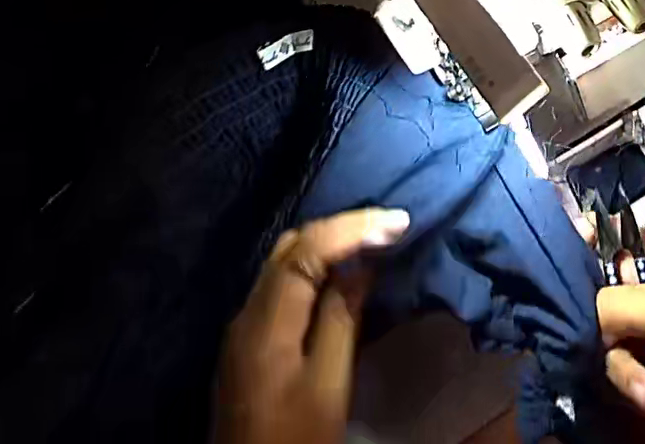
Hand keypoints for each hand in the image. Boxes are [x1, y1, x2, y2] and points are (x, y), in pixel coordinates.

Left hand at [215, 208, 409, 443]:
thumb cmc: (295, 441)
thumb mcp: (328, 386)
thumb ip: (343, 316)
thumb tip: (365, 261)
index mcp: (265, 323)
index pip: (307, 250)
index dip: (355, 227)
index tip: (400, 222)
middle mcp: (247, 313)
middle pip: (292, 244)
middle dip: (343, 225)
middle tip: (390, 226)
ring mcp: (244, 325)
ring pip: (287, 257)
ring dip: (331, 240)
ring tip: (375, 238)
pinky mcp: (251, 337)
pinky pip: (285, 278)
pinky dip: (318, 261)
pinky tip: (345, 268)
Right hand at [597, 232, 644, 442]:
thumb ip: (612, 302)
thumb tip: (577, 316)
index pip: (599, 236)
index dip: (577, 252)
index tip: (561, 278)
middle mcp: (636, 285)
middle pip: (587, 292)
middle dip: (601, 329)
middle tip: (618, 346)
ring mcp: (635, 329)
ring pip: (596, 339)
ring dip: (623, 369)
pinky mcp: (636, 368)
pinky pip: (610, 372)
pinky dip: (631, 387)